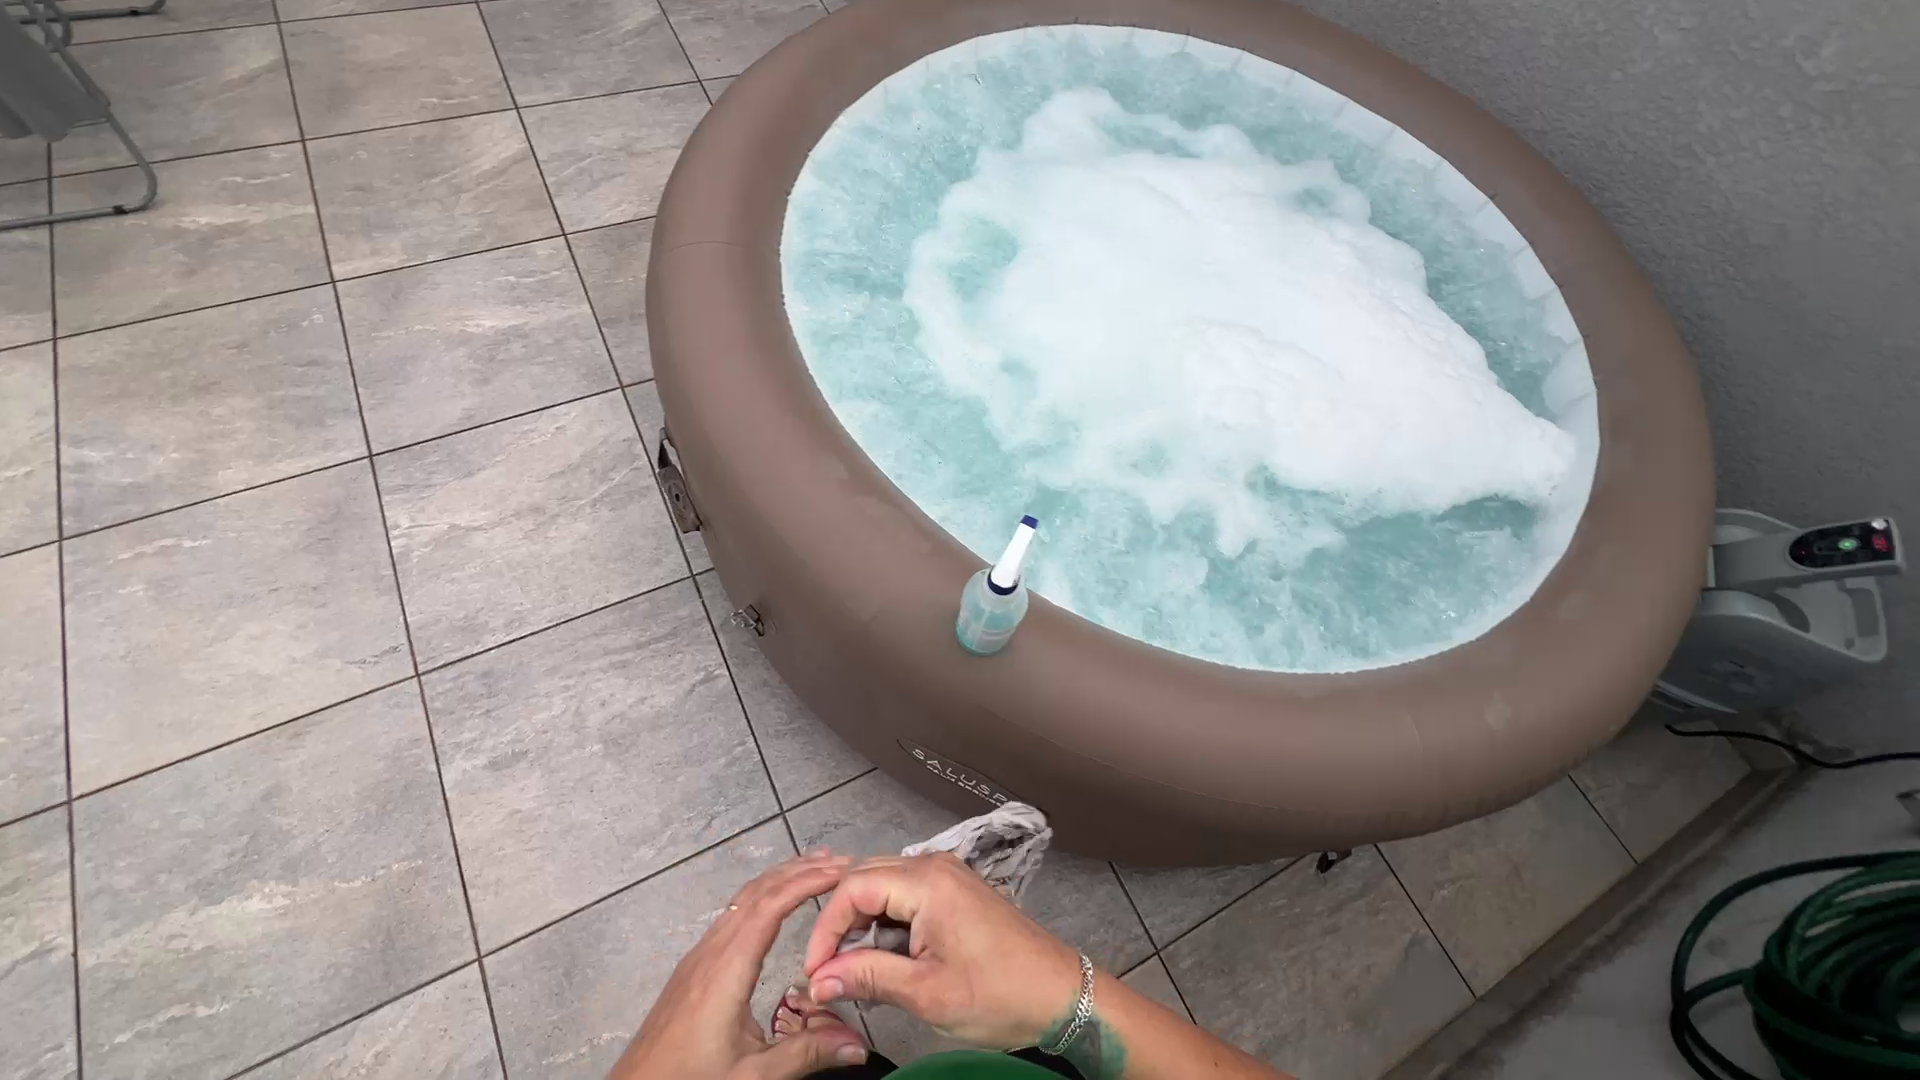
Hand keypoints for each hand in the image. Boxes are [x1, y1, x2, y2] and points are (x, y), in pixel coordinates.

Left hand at [609, 853, 869, 1078]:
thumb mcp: (752, 1077)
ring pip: (743, 899)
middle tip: (841, 861)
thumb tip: (859, 1046)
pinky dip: (763, 895)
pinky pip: (732, 914)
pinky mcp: (692, 967)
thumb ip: (807, 1054)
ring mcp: (698, 957)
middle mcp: (710, 952)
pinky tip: (776, 904)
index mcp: (726, 970)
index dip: (807, 881)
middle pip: (757, 892)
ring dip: (781, 878)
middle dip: (800, 869)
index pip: (770, 906)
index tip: (841, 870)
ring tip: (817, 868)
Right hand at [801, 853, 1083, 1049]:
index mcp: (926, 881)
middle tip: (828, 970)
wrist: (1060, 992)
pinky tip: (886, 956)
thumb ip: (868, 977)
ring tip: (854, 968)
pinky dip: (887, 921)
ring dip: (863, 922)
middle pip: (864, 878)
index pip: (853, 888)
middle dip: (840, 923)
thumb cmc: (998, 994)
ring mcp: (947, 874)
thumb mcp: (927, 992)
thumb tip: (818, 981)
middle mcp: (933, 865)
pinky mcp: (955, 889)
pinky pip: (905, 893)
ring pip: (883, 884)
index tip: (814, 972)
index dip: (825, 929)